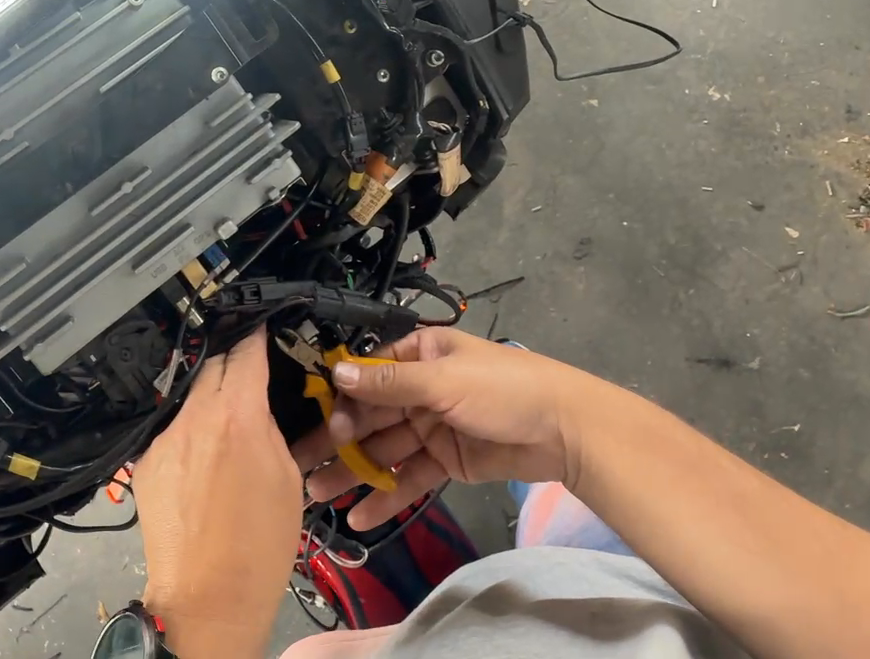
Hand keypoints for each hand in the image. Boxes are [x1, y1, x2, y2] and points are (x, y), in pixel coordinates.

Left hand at [134, 328, 302, 658]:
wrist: (208, 599)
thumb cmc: (258, 547)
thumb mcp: (287, 476)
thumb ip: (270, 428)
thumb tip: (260, 407)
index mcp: (238, 417)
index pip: (246, 352)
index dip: (256, 336)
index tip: (261, 328)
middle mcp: (196, 418)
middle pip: (214, 364)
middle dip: (232, 363)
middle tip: (248, 373)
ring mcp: (166, 439)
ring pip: (190, 396)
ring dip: (209, 399)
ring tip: (225, 425)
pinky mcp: (147, 463)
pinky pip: (171, 429)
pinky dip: (188, 431)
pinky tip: (201, 458)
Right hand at [294, 328, 592, 529]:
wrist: (567, 430)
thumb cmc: (503, 388)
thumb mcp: (443, 379)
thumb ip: (389, 383)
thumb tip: (336, 374)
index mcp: (420, 353)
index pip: (369, 372)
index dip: (341, 396)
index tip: (315, 420)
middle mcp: (420, 387)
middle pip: (371, 414)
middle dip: (339, 439)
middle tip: (302, 465)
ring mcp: (432, 426)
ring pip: (385, 448)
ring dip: (354, 470)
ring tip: (318, 494)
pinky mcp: (447, 461)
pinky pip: (410, 477)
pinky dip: (387, 496)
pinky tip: (360, 516)